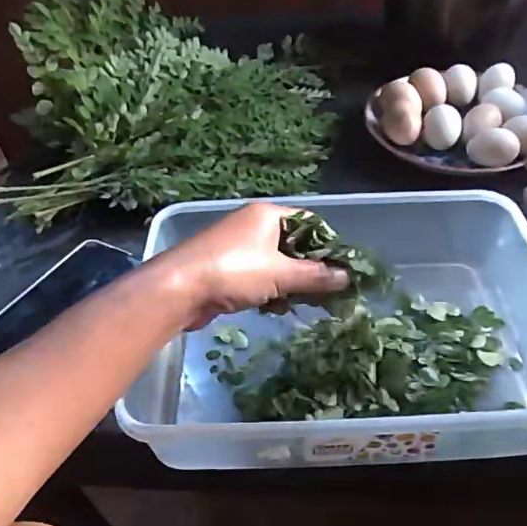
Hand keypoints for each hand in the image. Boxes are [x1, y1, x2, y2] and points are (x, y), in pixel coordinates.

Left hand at [150, 202, 350, 328]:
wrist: (179, 290)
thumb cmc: (233, 272)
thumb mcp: (281, 274)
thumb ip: (315, 276)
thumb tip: (347, 277)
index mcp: (267, 215)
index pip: (309, 223)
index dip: (328, 245)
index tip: (343, 270)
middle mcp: (253, 227)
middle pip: (293, 246)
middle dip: (310, 270)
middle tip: (328, 294)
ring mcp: (238, 249)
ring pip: (276, 266)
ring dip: (290, 285)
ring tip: (304, 305)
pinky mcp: (227, 271)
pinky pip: (259, 279)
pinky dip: (270, 292)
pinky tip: (276, 309)